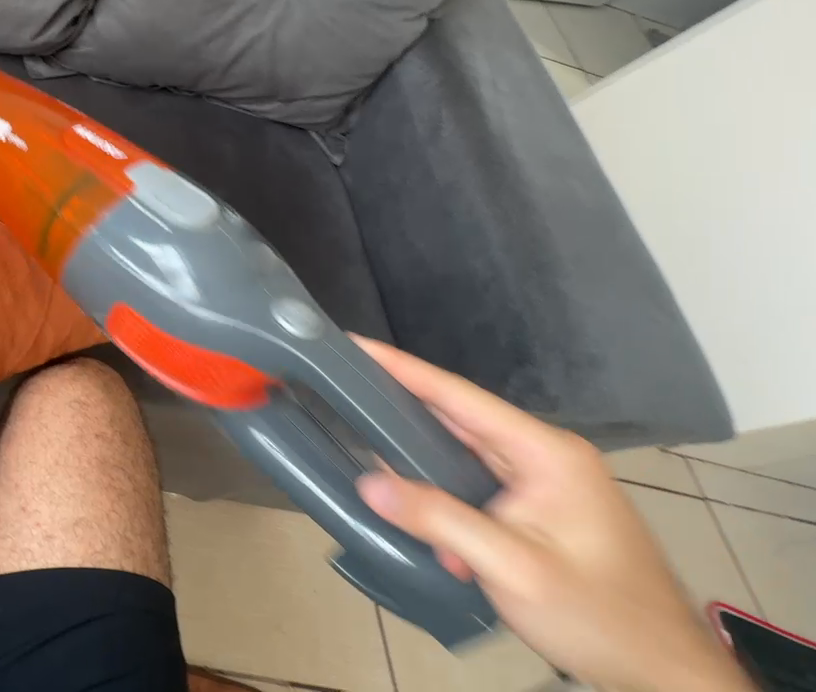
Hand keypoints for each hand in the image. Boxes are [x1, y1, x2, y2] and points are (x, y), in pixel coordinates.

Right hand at [353, 337, 752, 691]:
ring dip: (411, 450)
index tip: (351, 342)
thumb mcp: (514, 568)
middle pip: (454, 415)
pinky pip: (467, 478)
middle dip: (394, 401)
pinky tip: (402, 493)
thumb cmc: (600, 616)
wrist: (666, 675)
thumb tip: (367, 482)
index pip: (458, 395)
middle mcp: (542, 455)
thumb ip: (439, 520)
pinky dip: (432, 483)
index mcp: (546, 453)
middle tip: (334, 382)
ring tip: (351, 428)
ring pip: (457, 448)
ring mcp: (539, 480)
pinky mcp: (532, 506)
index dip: (400, 366)